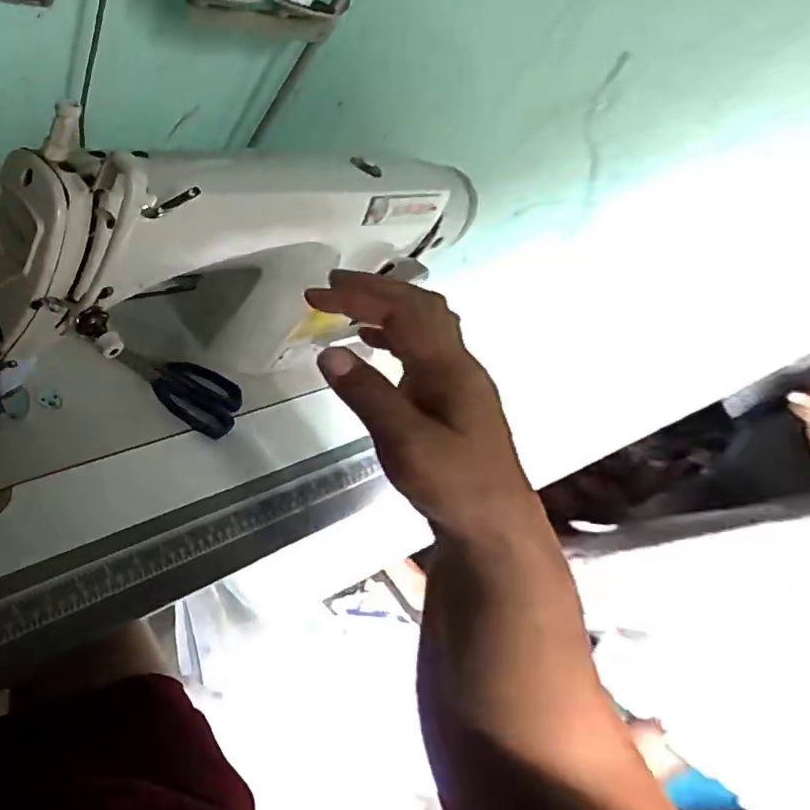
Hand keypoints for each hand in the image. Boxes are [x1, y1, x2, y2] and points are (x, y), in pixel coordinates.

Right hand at [305, 271, 538, 542]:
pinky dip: (390, 332)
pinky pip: (419, 347)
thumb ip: (367, 395)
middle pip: (422, 308)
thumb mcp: (404, 442)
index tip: (316, 293)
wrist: (493, 524)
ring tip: (345, 303)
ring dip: (385, 306)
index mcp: (450, 370)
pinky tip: (368, 341)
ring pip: (425, 325)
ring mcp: (456, 381)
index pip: (404, 314)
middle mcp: (458, 366)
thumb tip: (328, 352)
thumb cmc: (452, 483)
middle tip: (330, 284)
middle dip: (376, 289)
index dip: (361, 297)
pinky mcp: (448, 397)